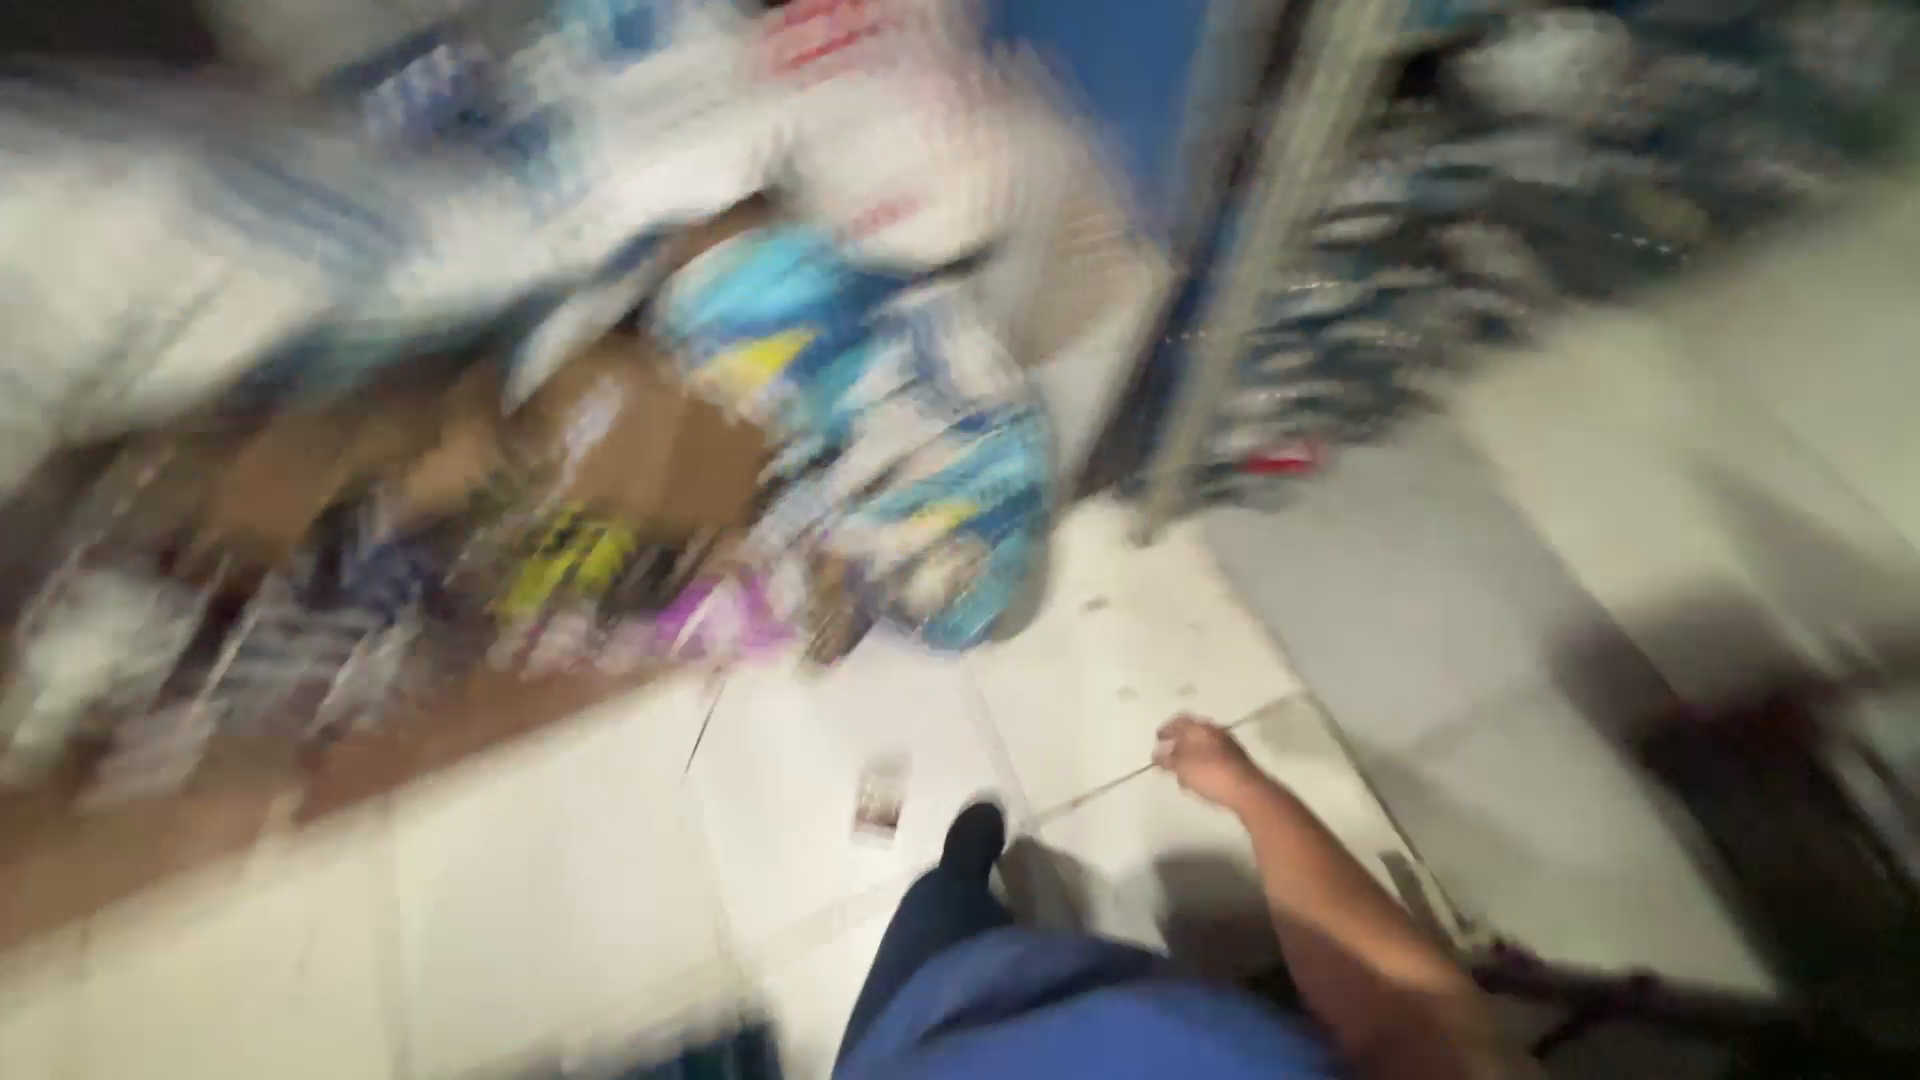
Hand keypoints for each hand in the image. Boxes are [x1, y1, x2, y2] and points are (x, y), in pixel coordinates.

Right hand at [1154, 715, 1274, 811]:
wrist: (1248, 791)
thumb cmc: (1210, 774)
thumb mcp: (1181, 767)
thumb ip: (1166, 759)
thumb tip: (1156, 755)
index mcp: (1200, 727)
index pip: (1179, 721)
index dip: (1166, 729)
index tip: (1157, 739)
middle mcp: (1215, 732)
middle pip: (1193, 733)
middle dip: (1179, 744)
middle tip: (1168, 755)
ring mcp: (1229, 747)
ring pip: (1204, 747)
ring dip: (1191, 756)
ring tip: (1181, 772)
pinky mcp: (1237, 763)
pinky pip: (1214, 759)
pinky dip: (1203, 765)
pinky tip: (1198, 780)